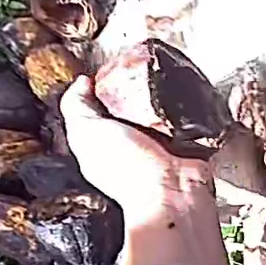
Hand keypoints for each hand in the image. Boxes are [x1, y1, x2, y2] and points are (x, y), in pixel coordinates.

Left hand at [62, 74, 229, 264]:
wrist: (173, 192)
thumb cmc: (128, 170)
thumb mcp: (86, 131)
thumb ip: (76, 106)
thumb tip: (82, 83)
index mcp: (103, 146)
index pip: (98, 111)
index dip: (100, 90)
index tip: (106, 72)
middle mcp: (133, 147)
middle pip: (131, 108)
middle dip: (134, 90)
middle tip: (138, 74)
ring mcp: (162, 148)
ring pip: (160, 113)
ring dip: (163, 99)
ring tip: (162, 82)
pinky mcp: (189, 148)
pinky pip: (189, 122)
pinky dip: (188, 111)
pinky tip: (182, 101)